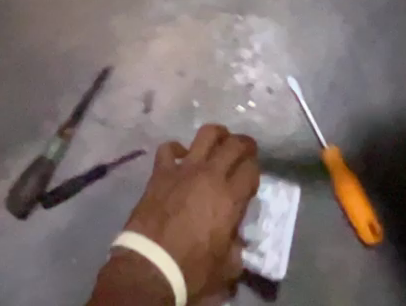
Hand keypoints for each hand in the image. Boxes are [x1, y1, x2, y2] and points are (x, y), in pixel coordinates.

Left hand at [106, 124, 258, 304]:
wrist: (151, 267)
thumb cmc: (191, 271)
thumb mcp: (226, 268)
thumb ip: (236, 248)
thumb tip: (236, 240)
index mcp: (230, 198)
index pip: (251, 170)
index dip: (255, 171)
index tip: (251, 179)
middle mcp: (210, 175)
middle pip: (234, 144)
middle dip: (245, 144)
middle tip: (246, 149)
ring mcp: (184, 169)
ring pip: (206, 134)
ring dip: (217, 134)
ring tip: (221, 140)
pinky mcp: (161, 172)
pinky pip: (169, 148)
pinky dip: (177, 148)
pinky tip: (181, 156)